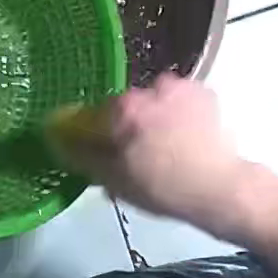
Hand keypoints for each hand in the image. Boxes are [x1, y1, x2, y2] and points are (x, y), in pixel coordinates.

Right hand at [49, 76, 261, 232]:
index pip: (91, 117)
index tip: (106, 156)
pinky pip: (178, 101)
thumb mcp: (114, 181)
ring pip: (153, 102)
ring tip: (167, 150)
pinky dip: (177, 115)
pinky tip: (186, 140)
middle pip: (124, 107)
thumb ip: (81, 155)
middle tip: (139, 158)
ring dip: (154, 119)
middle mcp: (147, 88)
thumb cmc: (163, 189)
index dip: (95, 138)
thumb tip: (56, 137)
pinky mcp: (204, 93)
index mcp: (121, 109)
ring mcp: (179, 87)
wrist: (220, 189)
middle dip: (127, 128)